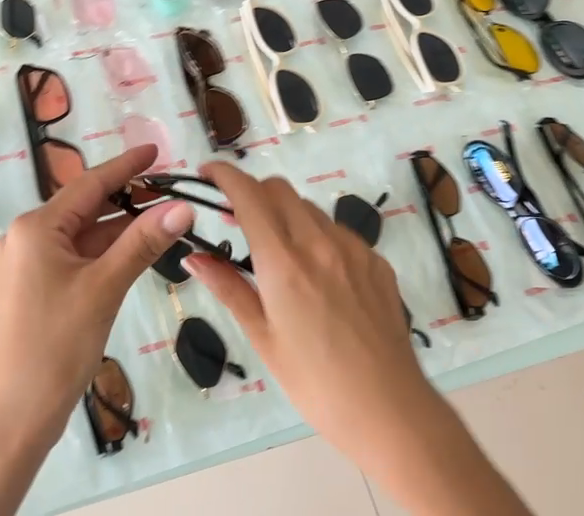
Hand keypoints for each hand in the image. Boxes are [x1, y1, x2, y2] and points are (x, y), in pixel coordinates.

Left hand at [0, 144, 191, 515]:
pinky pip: (77, 258)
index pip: (89, 184)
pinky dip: (106, 253)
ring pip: (84, 235)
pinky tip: (136, 251)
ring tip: (164, 216)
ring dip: (120, 229)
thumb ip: (142, 243)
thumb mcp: (104, 289)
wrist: (14, 416)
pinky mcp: (36, 289)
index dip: (126, 166)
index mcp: (36, 227)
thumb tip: (182, 205)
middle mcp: (28, 237)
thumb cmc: (56, 345)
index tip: (157, 149)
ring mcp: (30, 265)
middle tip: (171, 186)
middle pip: (86, 207)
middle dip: (128, 198)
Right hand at [187, 163, 430, 459]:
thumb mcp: (263, 338)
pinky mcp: (377, 262)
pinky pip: (339, 233)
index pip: (248, 194)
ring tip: (278, 254)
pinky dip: (318, 237)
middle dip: (253, 192)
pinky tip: (318, 276)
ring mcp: (353, 249)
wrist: (390, 410)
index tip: (207, 173)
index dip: (223, 174)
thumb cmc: (314, 382)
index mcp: (283, 262)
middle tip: (237, 220)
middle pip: (279, 189)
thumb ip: (229, 288)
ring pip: (310, 209)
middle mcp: (319, 243)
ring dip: (286, 214)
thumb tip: (193, 257)